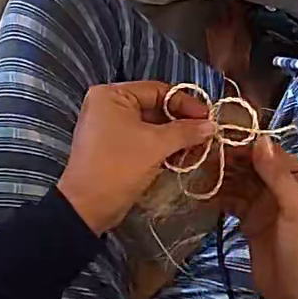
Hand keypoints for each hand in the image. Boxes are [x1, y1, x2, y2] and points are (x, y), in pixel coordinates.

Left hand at [56, 81, 215, 233]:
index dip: (186, 103)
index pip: (158, 90)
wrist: (86, 208)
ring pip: (150, 124)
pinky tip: (180, 156)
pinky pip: (142, 138)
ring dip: (174, 136)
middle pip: (155, 106)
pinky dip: (161, 145)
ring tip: (197, 147)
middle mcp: (108, 105)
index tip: (208, 118)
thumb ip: (186, 131)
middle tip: (205, 134)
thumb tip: (211, 125)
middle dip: (181, 122)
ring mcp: (108, 126)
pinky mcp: (111, 146)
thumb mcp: (156, 145)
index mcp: (112, 95)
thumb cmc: (119, 166)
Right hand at [219, 135, 297, 298]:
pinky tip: (203, 191)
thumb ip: (278, 176)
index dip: (249, 147)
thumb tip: (260, 139)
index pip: (273, 155)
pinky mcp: (251, 222)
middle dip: (232, 161)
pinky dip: (220, 196)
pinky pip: (234, 202)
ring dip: (223, 177)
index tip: (221, 141)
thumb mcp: (297, 211)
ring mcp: (267, 206)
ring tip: (198, 171)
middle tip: (203, 156)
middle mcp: (285, 190)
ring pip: (242, 183)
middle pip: (255, 167)